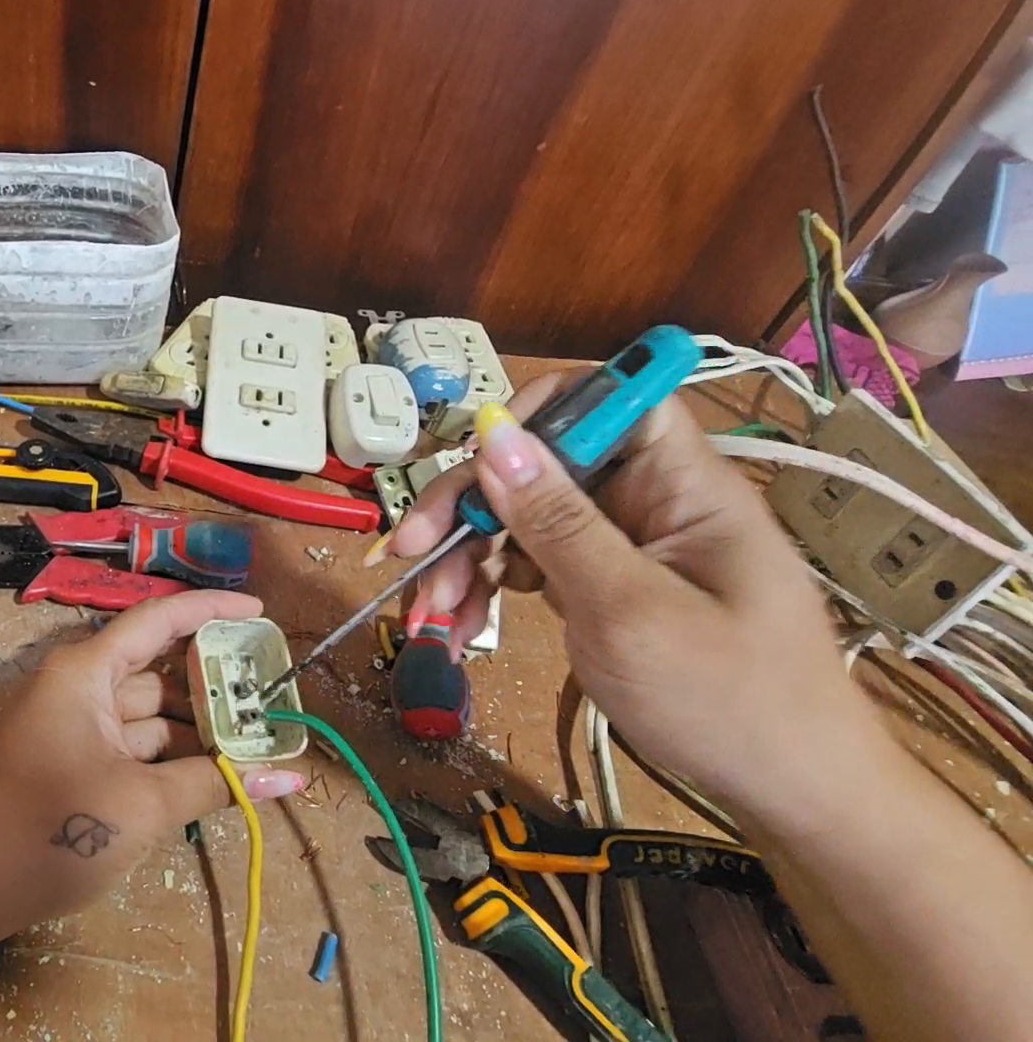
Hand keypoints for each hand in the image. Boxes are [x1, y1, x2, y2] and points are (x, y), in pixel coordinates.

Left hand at [0, 591, 304, 924]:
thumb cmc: (56, 826)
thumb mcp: (143, 803)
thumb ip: (216, 783)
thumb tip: (290, 779)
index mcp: (86, 671)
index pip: (158, 621)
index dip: (210, 610)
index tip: (259, 612)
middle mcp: (82, 686)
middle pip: (159, 671)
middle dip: (213, 684)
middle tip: (270, 694)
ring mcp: (78, 725)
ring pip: (151, 713)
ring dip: (199, 728)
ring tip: (260, 740)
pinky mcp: (79, 760)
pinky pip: (136, 744)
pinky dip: (174, 756)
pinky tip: (220, 772)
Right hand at [388, 375, 882, 821]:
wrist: (781, 790)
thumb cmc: (725, 701)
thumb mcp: (626, 609)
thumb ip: (557, 521)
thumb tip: (494, 434)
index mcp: (679, 485)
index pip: (608, 400)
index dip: (537, 413)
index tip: (474, 463)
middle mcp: (644, 501)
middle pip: (538, 466)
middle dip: (467, 508)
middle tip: (408, 552)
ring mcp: (616, 543)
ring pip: (518, 518)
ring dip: (464, 560)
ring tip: (430, 616)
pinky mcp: (595, 581)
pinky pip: (524, 564)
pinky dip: (484, 590)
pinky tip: (457, 626)